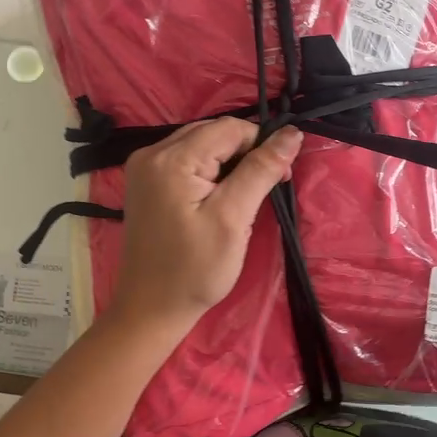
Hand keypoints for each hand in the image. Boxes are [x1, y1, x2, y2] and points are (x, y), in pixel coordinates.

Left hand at [108, 118, 303, 331]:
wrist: (151, 308)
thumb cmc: (195, 270)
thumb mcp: (233, 219)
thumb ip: (260, 170)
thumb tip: (292, 132)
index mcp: (170, 158)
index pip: (229, 128)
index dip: (261, 145)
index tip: (279, 180)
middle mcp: (151, 153)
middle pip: (212, 133)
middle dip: (244, 154)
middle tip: (263, 193)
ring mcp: (144, 168)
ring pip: (200, 146)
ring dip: (227, 165)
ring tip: (240, 201)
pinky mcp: (145, 183)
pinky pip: (185, 161)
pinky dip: (208, 174)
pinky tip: (216, 201)